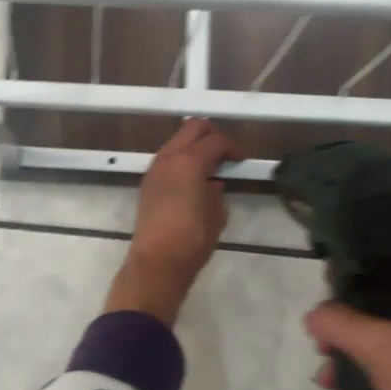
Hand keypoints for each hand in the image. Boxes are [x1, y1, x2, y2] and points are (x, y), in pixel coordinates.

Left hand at [103, 119, 244, 323]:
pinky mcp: (147, 184)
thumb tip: (213, 184)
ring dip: (194, 147)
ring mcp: (154, 170)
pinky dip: (182, 161)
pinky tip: (194, 182)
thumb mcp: (217, 214)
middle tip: (227, 153)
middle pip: (191, 128)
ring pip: (176, 142)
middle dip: (212, 135)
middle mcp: (168, 158)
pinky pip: (167, 160)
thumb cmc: (193, 238)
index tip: (243, 160)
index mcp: (189, 161)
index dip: (233, 147)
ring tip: (211, 168)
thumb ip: (217, 192)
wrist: (157, 261)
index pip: (215, 141)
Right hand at [304, 272, 390, 389]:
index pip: (383, 273)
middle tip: (324, 354)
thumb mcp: (378, 350)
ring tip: (334, 380)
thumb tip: (313, 315)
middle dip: (350, 330)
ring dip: (364, 353)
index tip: (323, 319)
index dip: (346, 291)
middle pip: (387, 305)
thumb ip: (338, 323)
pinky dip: (388, 369)